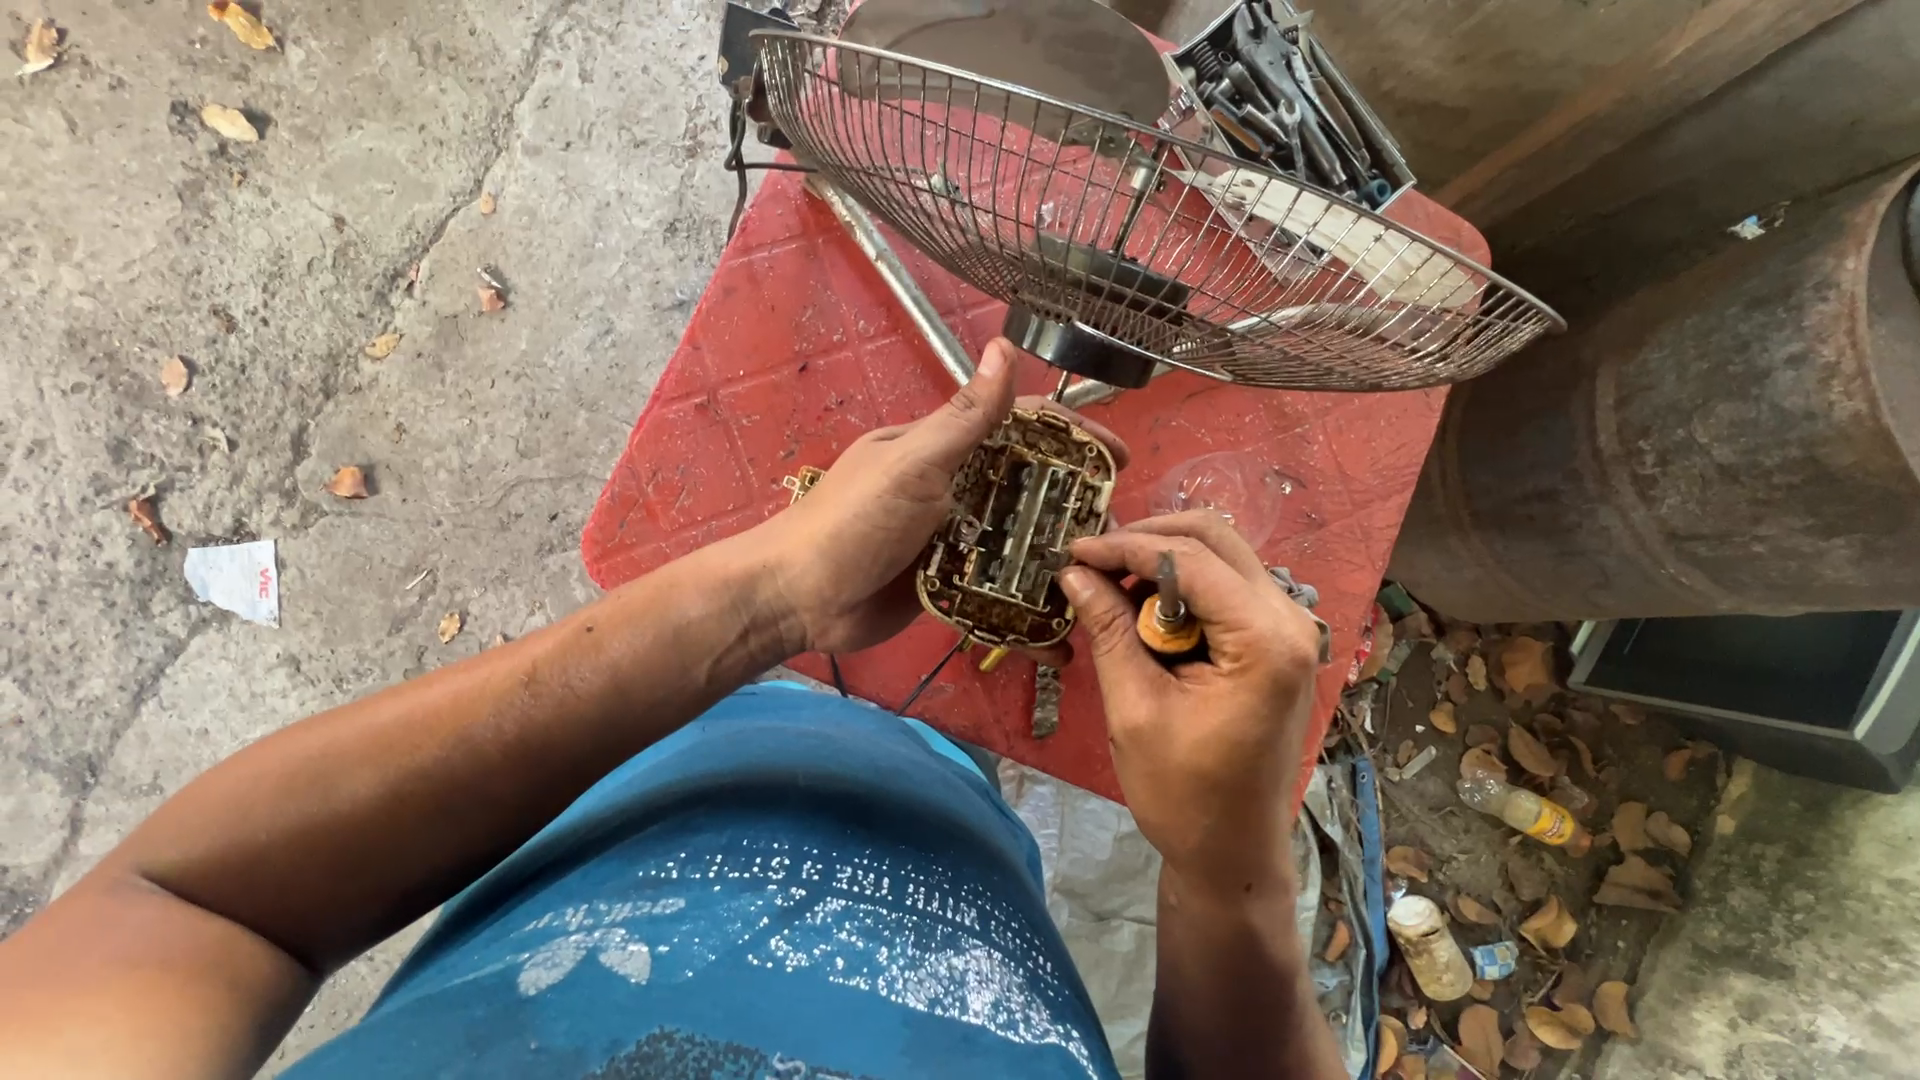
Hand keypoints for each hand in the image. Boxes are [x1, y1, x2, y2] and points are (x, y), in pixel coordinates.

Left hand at [763, 338, 1128, 655]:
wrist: (795, 598)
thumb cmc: (851, 522)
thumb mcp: (912, 465)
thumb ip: (963, 418)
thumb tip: (1005, 346)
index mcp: (947, 450)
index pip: (1023, 429)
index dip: (1074, 438)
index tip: (1120, 459)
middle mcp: (955, 490)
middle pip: (1029, 491)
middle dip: (1075, 508)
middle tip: (1119, 534)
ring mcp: (951, 541)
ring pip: (1017, 545)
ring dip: (1057, 561)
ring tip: (1102, 584)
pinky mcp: (946, 587)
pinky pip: (995, 593)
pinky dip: (1024, 612)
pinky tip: (1057, 639)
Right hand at [1059, 513, 1323, 897]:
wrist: (1231, 851)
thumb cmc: (1182, 792)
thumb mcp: (1133, 707)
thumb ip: (1108, 629)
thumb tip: (1074, 572)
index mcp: (1265, 640)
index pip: (1191, 560)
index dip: (1126, 548)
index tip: (1074, 551)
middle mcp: (1290, 620)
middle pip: (1215, 540)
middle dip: (1148, 542)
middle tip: (1092, 562)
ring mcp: (1289, 628)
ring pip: (1221, 557)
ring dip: (1163, 563)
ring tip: (1110, 589)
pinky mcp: (1276, 641)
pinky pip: (1226, 587)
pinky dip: (1181, 586)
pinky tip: (1143, 610)